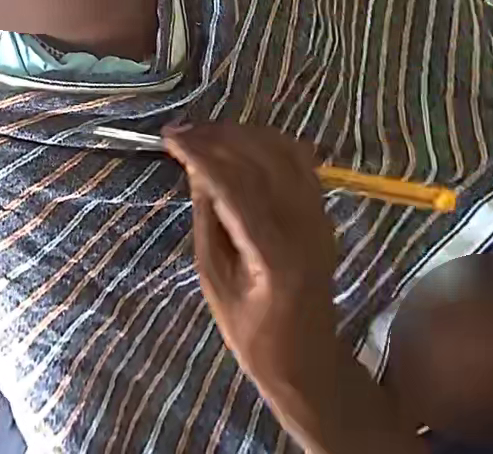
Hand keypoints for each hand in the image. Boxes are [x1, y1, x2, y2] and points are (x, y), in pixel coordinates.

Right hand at [166, 122, 421, 453]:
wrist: (307, 359)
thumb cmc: (250, 330)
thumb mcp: (212, 277)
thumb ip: (206, 216)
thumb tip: (195, 165)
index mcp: (272, 253)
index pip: (232, 183)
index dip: (199, 153)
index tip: (169, 137)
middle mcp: (302, 226)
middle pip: (258, 158)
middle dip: (215, 136)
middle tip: (182, 132)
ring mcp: (318, 216)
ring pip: (280, 149)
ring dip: (239, 133)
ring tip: (205, 134)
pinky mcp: (323, 211)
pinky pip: (297, 158)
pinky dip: (267, 140)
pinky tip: (241, 141)